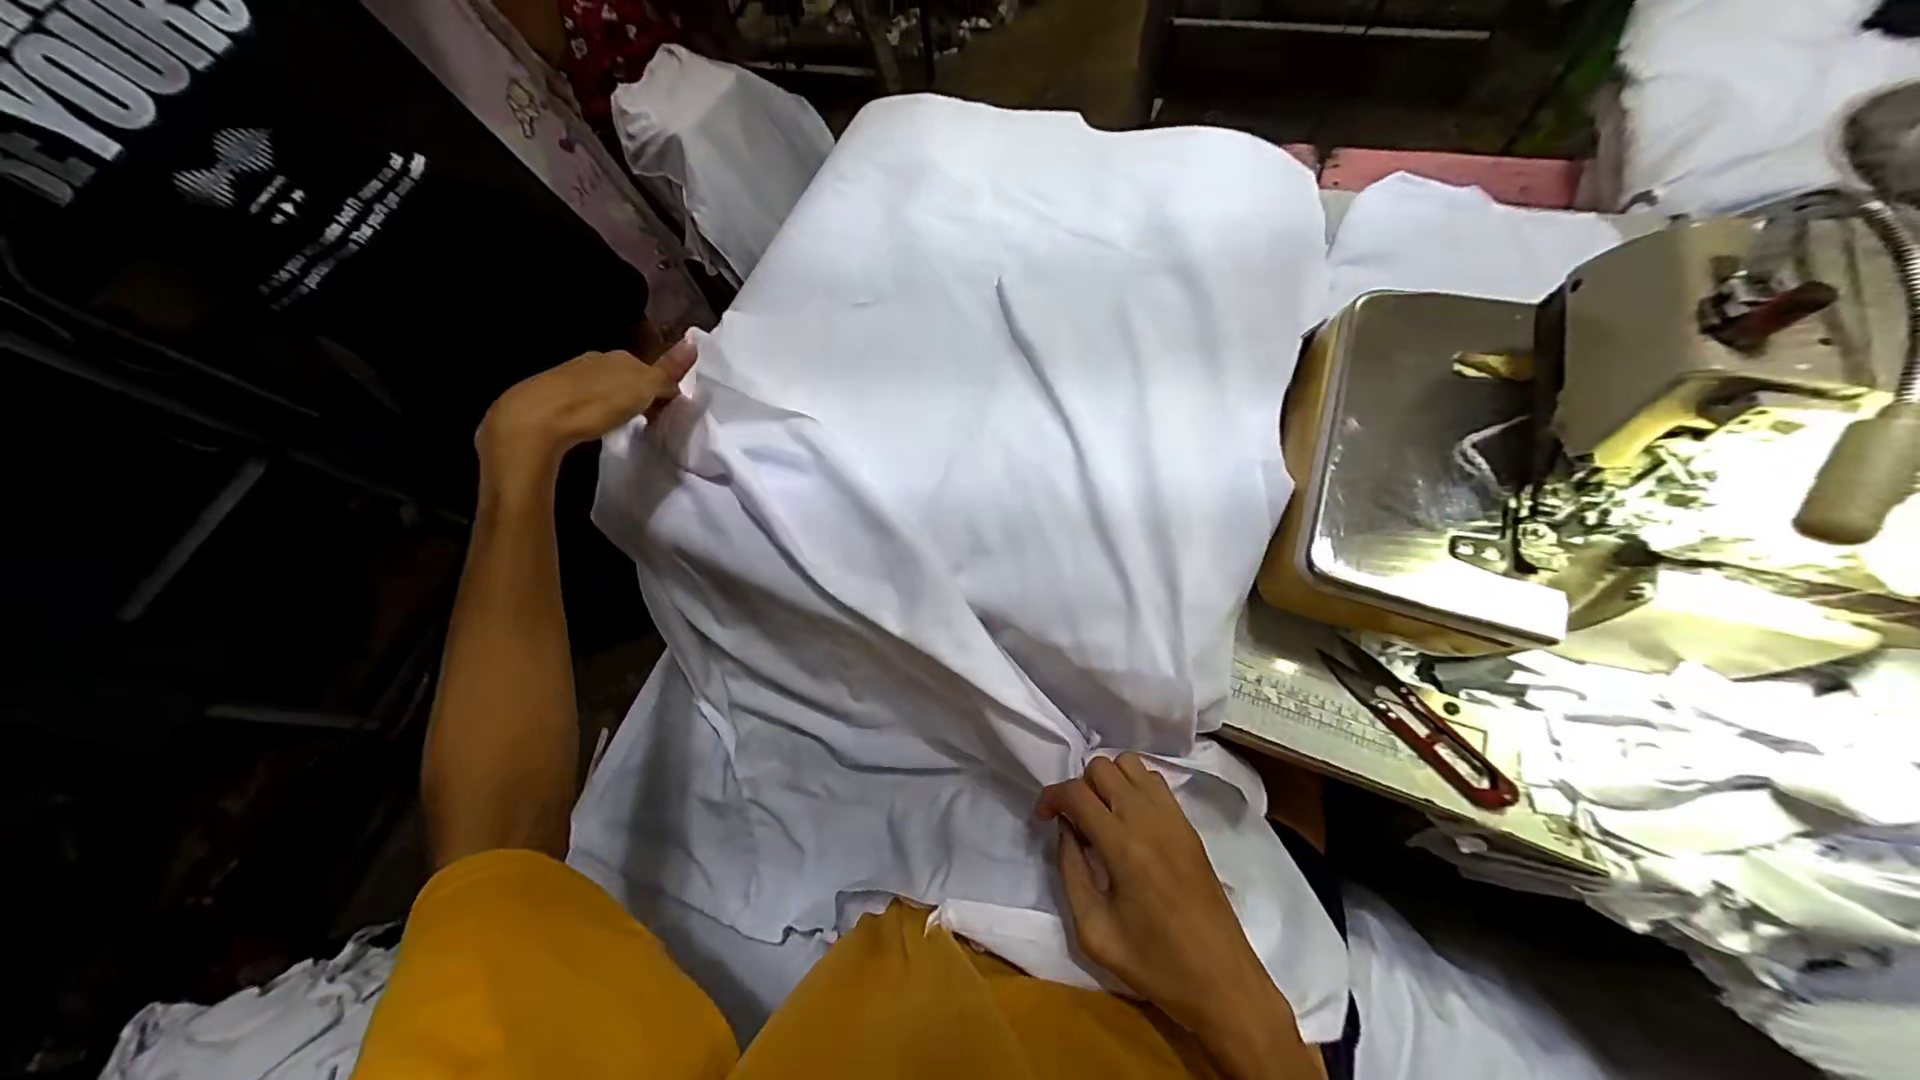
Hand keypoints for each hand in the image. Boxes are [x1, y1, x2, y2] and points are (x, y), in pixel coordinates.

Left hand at [476, 335, 697, 485]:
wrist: (537, 418)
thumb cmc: (598, 402)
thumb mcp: (643, 387)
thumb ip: (668, 369)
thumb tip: (693, 341)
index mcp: (620, 357)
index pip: (651, 370)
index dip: (663, 391)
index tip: (668, 413)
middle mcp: (596, 359)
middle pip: (627, 376)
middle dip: (639, 394)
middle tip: (649, 419)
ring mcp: (572, 375)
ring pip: (605, 385)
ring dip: (616, 401)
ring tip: (623, 422)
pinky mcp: (553, 394)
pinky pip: (585, 398)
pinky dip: (595, 408)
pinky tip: (593, 422)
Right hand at [1037, 754, 1319, 1079]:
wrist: (1222, 982)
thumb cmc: (1154, 964)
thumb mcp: (1094, 931)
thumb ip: (1071, 872)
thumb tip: (1065, 831)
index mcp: (1123, 847)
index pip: (1077, 792)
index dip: (1051, 797)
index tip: (1043, 818)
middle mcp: (1149, 820)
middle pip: (1102, 767)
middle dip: (1079, 787)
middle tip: (1075, 822)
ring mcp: (1174, 819)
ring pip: (1130, 764)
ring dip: (1108, 782)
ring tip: (1102, 817)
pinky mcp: (1189, 826)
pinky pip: (1155, 782)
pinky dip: (1134, 787)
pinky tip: (1129, 821)